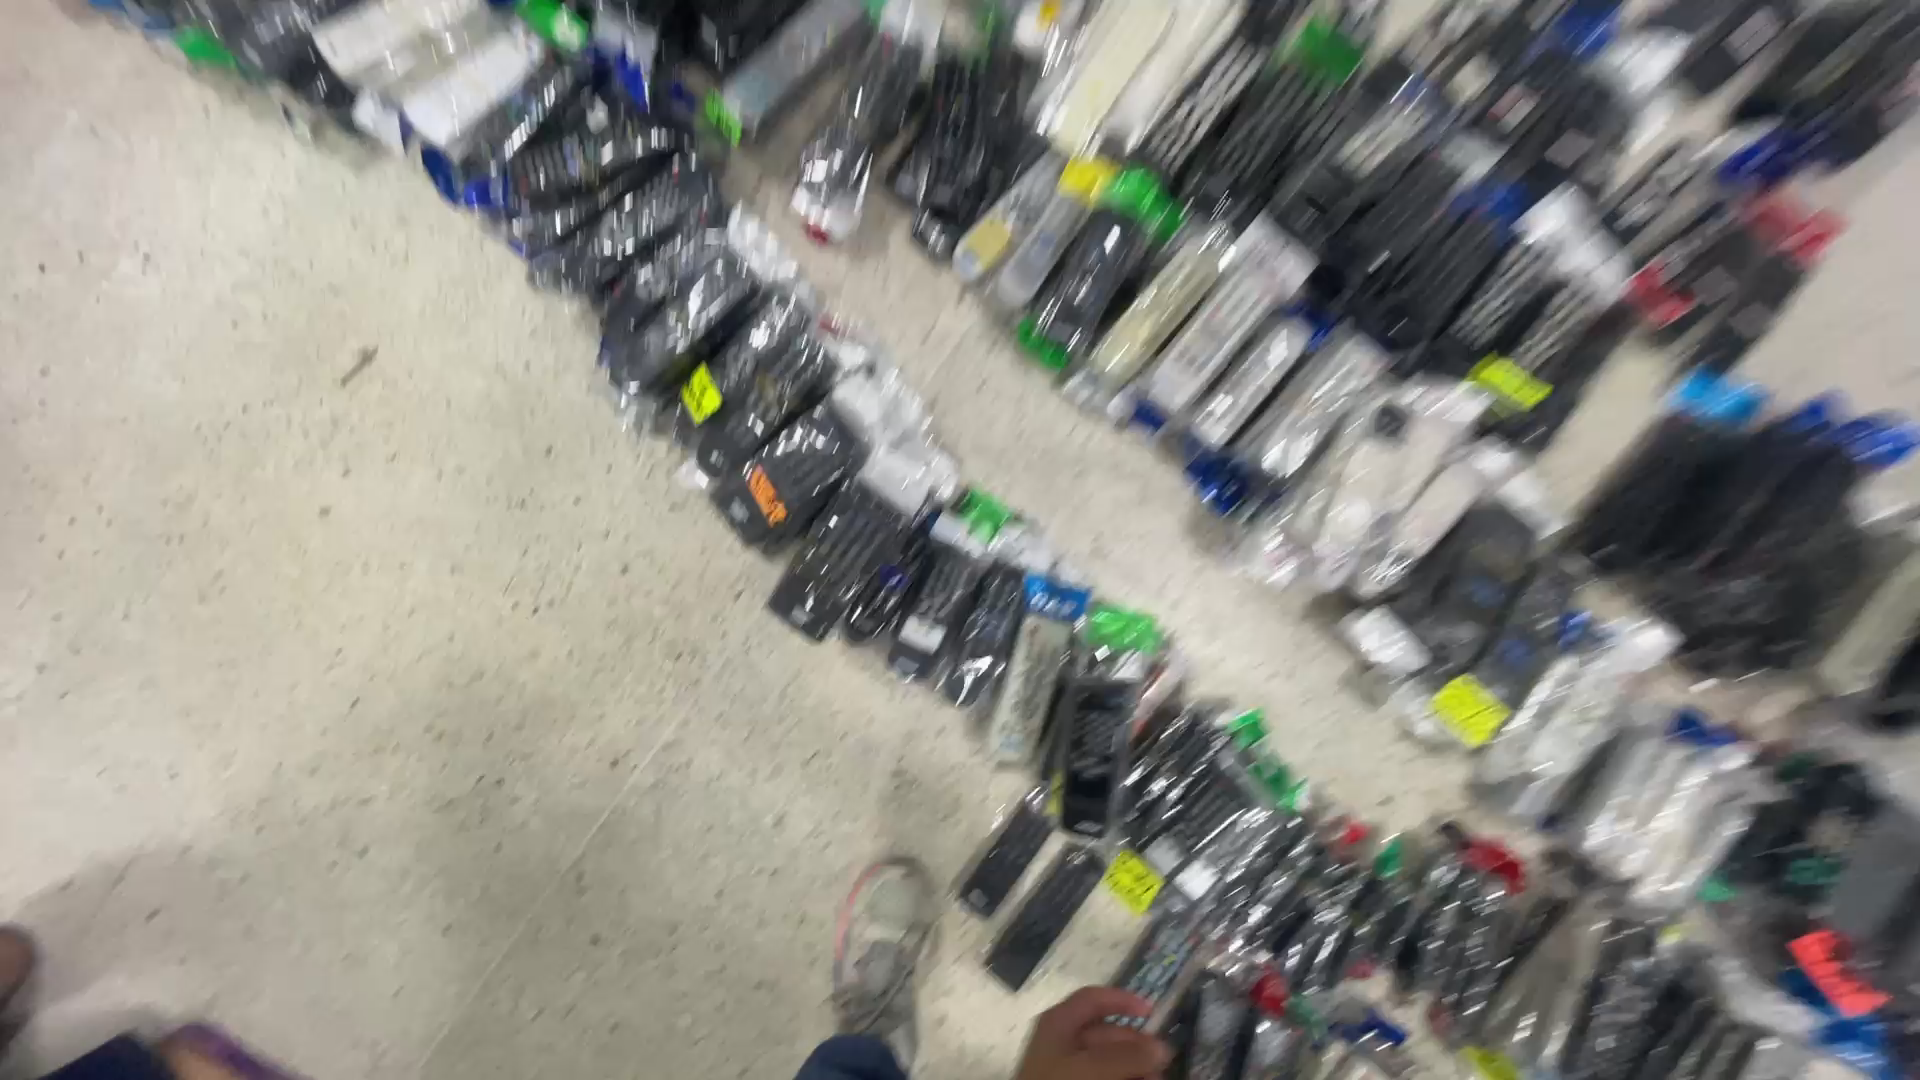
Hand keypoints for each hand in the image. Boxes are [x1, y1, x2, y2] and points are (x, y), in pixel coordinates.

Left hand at [1012, 987, 1170, 1079]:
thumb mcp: (1089, 1068)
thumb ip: (1125, 1056)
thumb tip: (1162, 1047)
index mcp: (1059, 1022)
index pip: (1093, 999)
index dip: (1122, 1000)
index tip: (1152, 1012)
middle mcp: (1063, 1041)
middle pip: (1107, 1034)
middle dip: (1137, 1047)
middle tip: (1163, 1062)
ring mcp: (1068, 1068)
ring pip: (1108, 1062)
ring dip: (1135, 1068)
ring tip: (1157, 1078)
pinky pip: (1104, 1078)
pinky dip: (1124, 1079)